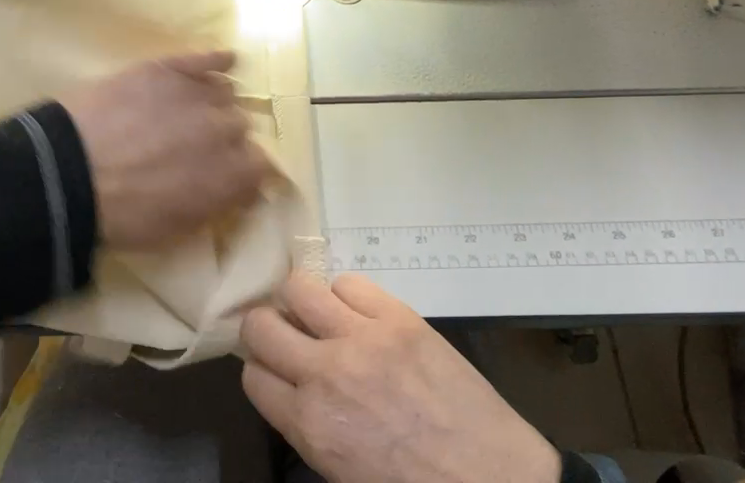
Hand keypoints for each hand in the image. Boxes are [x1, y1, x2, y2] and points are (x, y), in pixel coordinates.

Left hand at [60, 50, 271, 250]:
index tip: (229, 176)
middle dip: (224, 138)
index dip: (244, 171)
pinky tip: (226, 59)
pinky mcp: (166, 68)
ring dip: (215, 103)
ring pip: (224, 91)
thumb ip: (215, 205)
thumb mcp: (177, 229)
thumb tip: (236, 192)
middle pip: (240, 126)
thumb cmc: (122, 216)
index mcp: (231, 175)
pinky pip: (204, 58)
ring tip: (194, 111)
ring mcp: (196, 93)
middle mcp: (224, 129)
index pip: (261, 166)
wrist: (72, 174)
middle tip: (197, 148)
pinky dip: (217, 59)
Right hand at [242, 273, 559, 482]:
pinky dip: (346, 296)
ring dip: (300, 303)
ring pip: (297, 288)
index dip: (261, 370)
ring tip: (319, 316)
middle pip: (259, 324)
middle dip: (265, 329)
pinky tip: (358, 314)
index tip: (274, 370)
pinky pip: (349, 282)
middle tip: (285, 336)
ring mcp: (362, 339)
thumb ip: (305, 424)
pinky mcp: (399, 318)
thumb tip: (288, 386)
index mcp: (309, 424)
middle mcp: (325, 374)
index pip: (251, 374)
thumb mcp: (340, 472)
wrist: (494, 481)